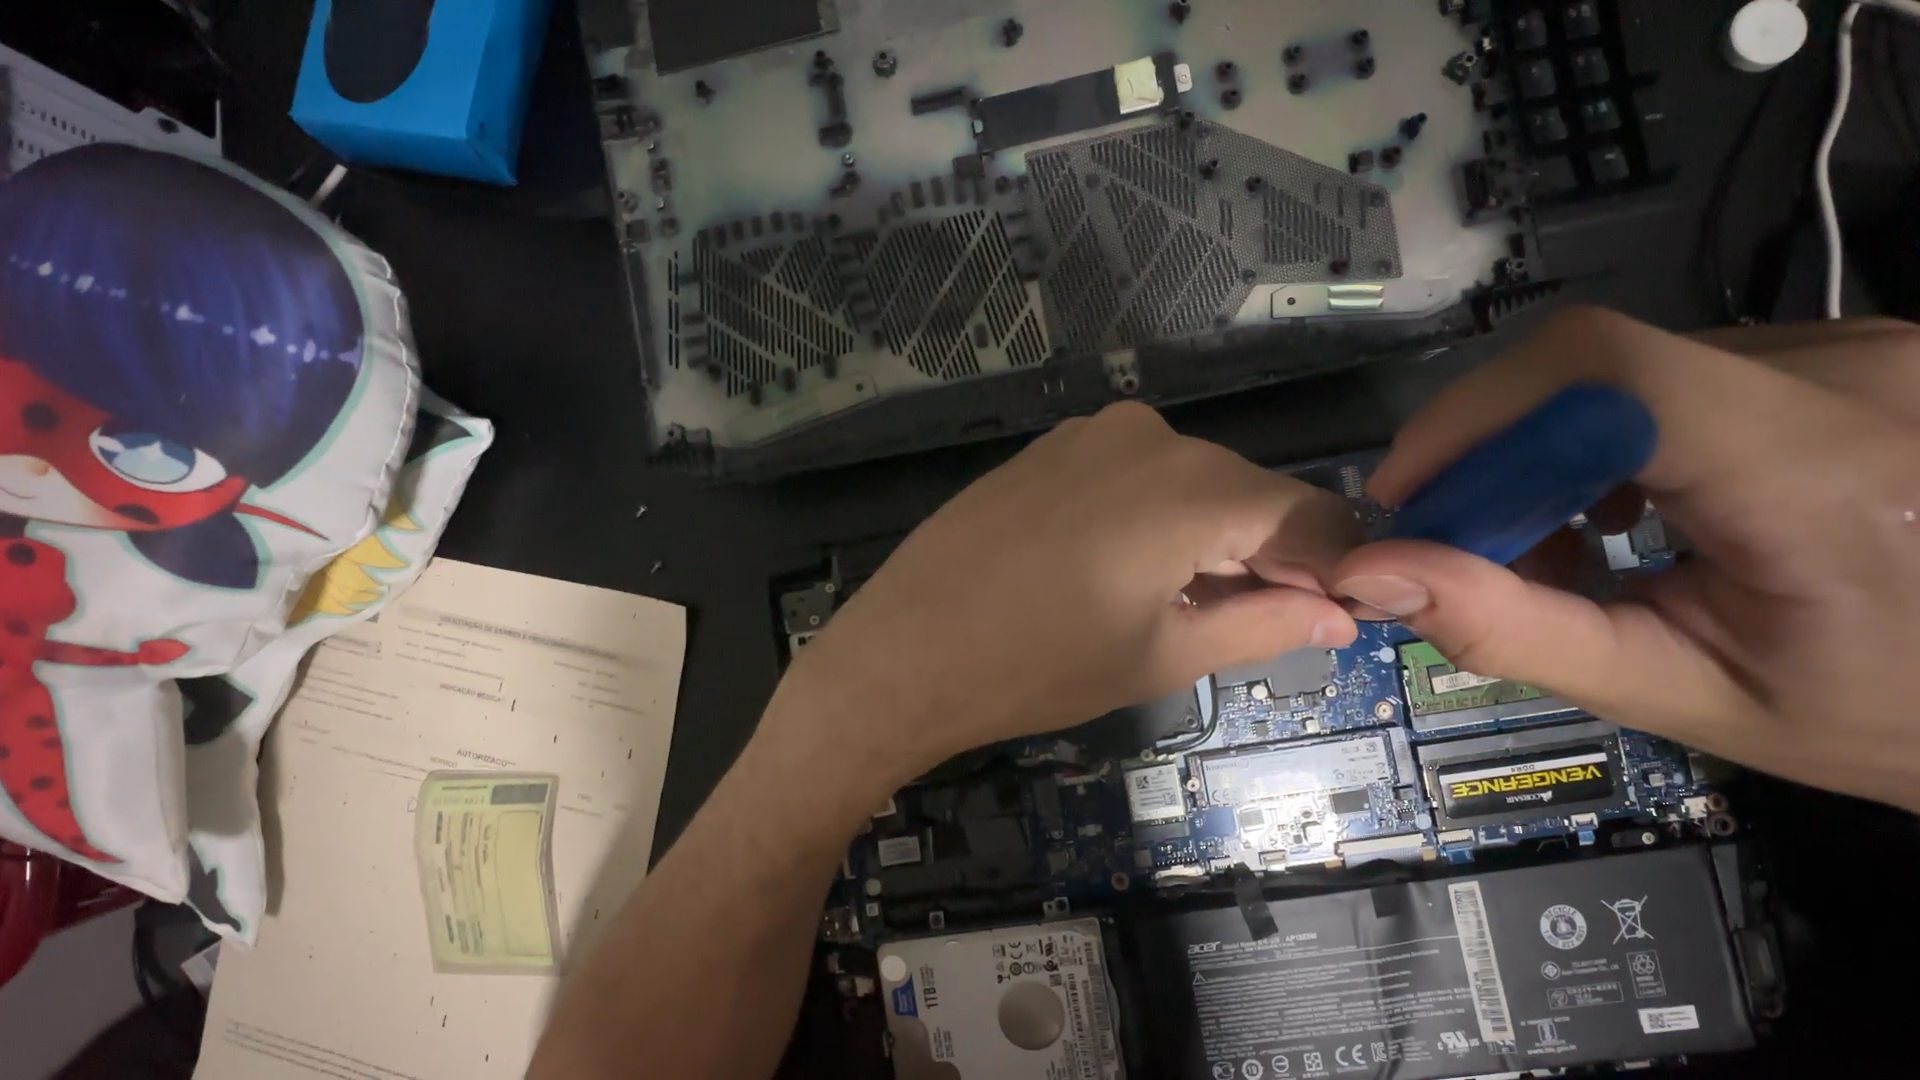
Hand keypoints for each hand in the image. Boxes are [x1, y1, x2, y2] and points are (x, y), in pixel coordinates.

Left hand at [778, 402, 1360, 781]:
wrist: (902, 651)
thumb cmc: (1037, 666)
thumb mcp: (1163, 655)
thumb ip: (1263, 623)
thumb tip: (1339, 615)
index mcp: (1194, 487)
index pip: (1306, 514)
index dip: (1334, 567)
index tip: (1339, 614)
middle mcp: (1150, 436)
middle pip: (1246, 493)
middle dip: (1267, 555)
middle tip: (1261, 622)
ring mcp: (1090, 434)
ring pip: (1188, 482)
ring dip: (1208, 538)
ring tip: (1185, 605)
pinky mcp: (1049, 448)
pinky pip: (1132, 475)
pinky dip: (1154, 517)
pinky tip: (1128, 568)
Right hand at [1332, 308, 1919, 810]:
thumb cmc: (1881, 713)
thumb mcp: (1678, 694)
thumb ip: (1514, 631)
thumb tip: (1370, 572)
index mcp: (1826, 474)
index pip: (1604, 376)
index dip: (1471, 419)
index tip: (1408, 499)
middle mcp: (1851, 373)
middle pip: (1589, 368)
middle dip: (1486, 452)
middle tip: (1462, 541)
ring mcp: (1853, 348)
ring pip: (1613, 369)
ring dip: (1535, 452)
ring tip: (1547, 544)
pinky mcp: (1837, 351)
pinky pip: (1662, 373)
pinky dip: (1591, 440)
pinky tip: (1610, 510)